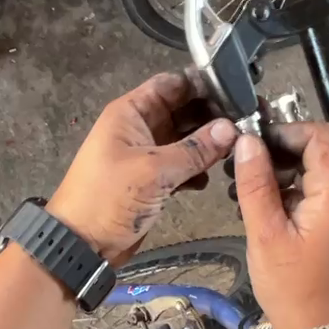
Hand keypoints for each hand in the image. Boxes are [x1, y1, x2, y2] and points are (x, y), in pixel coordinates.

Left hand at [48, 72, 237, 263]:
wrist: (82, 243)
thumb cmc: (108, 198)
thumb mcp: (153, 170)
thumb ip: (193, 149)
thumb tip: (230, 130)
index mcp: (131, 113)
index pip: (171, 85)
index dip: (201, 85)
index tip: (235, 92)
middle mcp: (139, 128)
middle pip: (182, 111)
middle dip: (211, 117)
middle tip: (245, 124)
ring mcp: (146, 156)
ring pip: (184, 141)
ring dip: (206, 146)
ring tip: (235, 152)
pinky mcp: (152, 181)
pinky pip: (180, 167)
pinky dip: (195, 171)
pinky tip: (211, 178)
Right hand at [234, 123, 328, 328]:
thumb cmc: (292, 288)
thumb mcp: (264, 233)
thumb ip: (255, 183)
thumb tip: (247, 142)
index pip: (318, 134)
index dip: (284, 132)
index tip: (252, 147)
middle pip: (321, 150)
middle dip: (282, 154)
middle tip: (246, 174)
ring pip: (322, 170)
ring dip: (287, 175)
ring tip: (253, 197)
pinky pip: (326, 191)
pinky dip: (299, 192)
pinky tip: (272, 212)